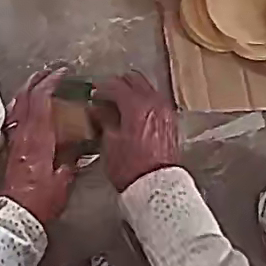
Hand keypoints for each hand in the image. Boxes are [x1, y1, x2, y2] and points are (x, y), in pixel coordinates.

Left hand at [0, 68, 79, 226]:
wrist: (16, 215)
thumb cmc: (41, 199)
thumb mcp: (64, 180)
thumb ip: (70, 160)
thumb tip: (78, 151)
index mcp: (38, 137)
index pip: (41, 100)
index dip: (50, 82)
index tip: (62, 73)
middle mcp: (23, 134)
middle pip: (25, 97)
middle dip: (38, 80)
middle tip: (51, 71)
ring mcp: (15, 140)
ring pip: (18, 106)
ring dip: (28, 90)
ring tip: (39, 82)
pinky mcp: (12, 148)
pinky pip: (15, 118)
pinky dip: (22, 106)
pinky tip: (27, 107)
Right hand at [95, 71, 179, 190]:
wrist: (157, 185)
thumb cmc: (131, 167)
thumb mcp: (110, 142)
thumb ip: (104, 119)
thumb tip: (96, 109)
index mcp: (136, 105)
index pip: (116, 84)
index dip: (102, 87)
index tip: (94, 92)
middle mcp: (154, 103)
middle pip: (135, 79)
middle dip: (119, 84)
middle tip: (106, 94)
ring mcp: (165, 111)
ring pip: (148, 88)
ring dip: (133, 91)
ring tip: (119, 103)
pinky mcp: (171, 121)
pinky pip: (156, 101)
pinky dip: (144, 101)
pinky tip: (135, 113)